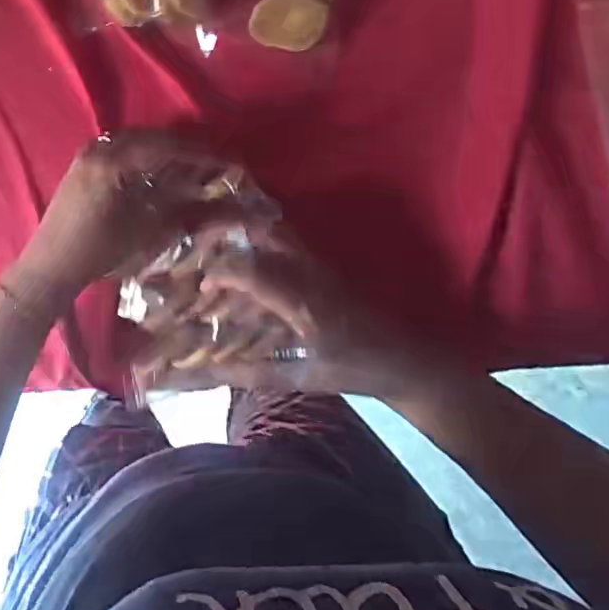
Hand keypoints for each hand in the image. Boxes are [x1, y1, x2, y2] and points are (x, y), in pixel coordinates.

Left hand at [8, 132, 236, 304]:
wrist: (51, 265)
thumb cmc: (99, 250)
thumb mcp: (146, 229)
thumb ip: (179, 205)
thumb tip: (214, 194)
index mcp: (114, 161)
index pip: (166, 147)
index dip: (200, 153)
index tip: (226, 160)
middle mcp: (99, 148)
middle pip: (152, 138)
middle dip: (185, 147)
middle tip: (213, 159)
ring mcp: (88, 153)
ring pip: (136, 140)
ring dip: (164, 149)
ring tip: (191, 163)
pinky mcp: (82, 164)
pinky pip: (120, 148)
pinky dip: (144, 154)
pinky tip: (158, 169)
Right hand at [182, 231, 442, 399]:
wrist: (406, 357)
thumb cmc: (353, 370)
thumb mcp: (300, 378)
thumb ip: (250, 373)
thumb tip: (206, 373)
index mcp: (302, 301)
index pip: (253, 272)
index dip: (221, 273)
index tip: (202, 284)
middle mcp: (310, 271)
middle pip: (267, 232)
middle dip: (232, 231)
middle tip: (205, 244)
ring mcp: (322, 262)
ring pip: (280, 230)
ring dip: (248, 232)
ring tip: (222, 244)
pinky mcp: (328, 262)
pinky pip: (291, 241)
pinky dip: (265, 240)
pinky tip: (252, 256)